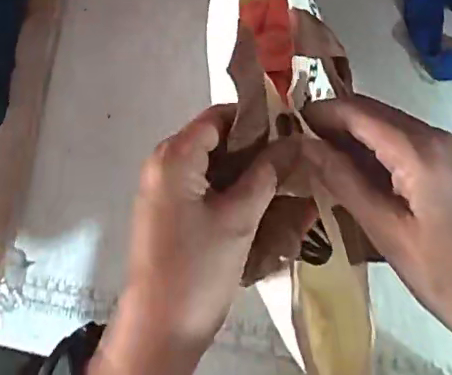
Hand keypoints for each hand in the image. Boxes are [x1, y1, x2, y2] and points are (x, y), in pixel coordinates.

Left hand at [92, 105, 290, 374]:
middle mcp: (163, 163)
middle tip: (293, 154)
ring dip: (245, 168)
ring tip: (284, 176)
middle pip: (215, 137)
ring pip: (212, 163)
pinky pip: (203, 184)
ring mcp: (163, 188)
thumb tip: (294, 140)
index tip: (290, 127)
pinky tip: (260, 200)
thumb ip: (267, 173)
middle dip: (254, 145)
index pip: (219, 115)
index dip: (256, 117)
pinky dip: (229, 187)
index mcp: (173, 155)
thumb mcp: (239, 218)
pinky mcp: (168, 212)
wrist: (157, 336)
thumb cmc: (197, 270)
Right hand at [302, 95, 451, 374]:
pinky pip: (401, 144)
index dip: (320, 111)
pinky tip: (352, 175)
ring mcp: (443, 149)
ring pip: (386, 128)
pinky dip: (373, 152)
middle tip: (294, 144)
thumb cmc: (451, 278)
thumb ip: (345, 183)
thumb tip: (304, 146)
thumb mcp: (390, 234)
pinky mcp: (448, 165)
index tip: (285, 123)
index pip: (357, 111)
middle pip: (372, 113)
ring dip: (351, 137)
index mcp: (418, 148)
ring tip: (315, 160)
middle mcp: (431, 135)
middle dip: (333, 122)